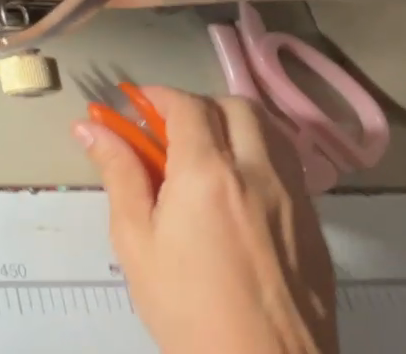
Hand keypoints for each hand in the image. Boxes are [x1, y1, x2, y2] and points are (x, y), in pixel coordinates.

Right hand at [75, 86, 337, 353]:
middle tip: (166, 131)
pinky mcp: (316, 230)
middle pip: (237, 109)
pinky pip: (289, 170)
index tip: (132, 108)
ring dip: (233, 128)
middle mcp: (259, 176)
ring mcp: (296, 202)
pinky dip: (258, 158)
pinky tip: (232, 193)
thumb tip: (90, 127)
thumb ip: (118, 173)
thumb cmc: (186, 307)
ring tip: (201, 156)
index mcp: (209, 174)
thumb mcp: (135, 239)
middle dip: (198, 106)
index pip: (187, 106)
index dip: (156, 96)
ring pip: (272, 134)